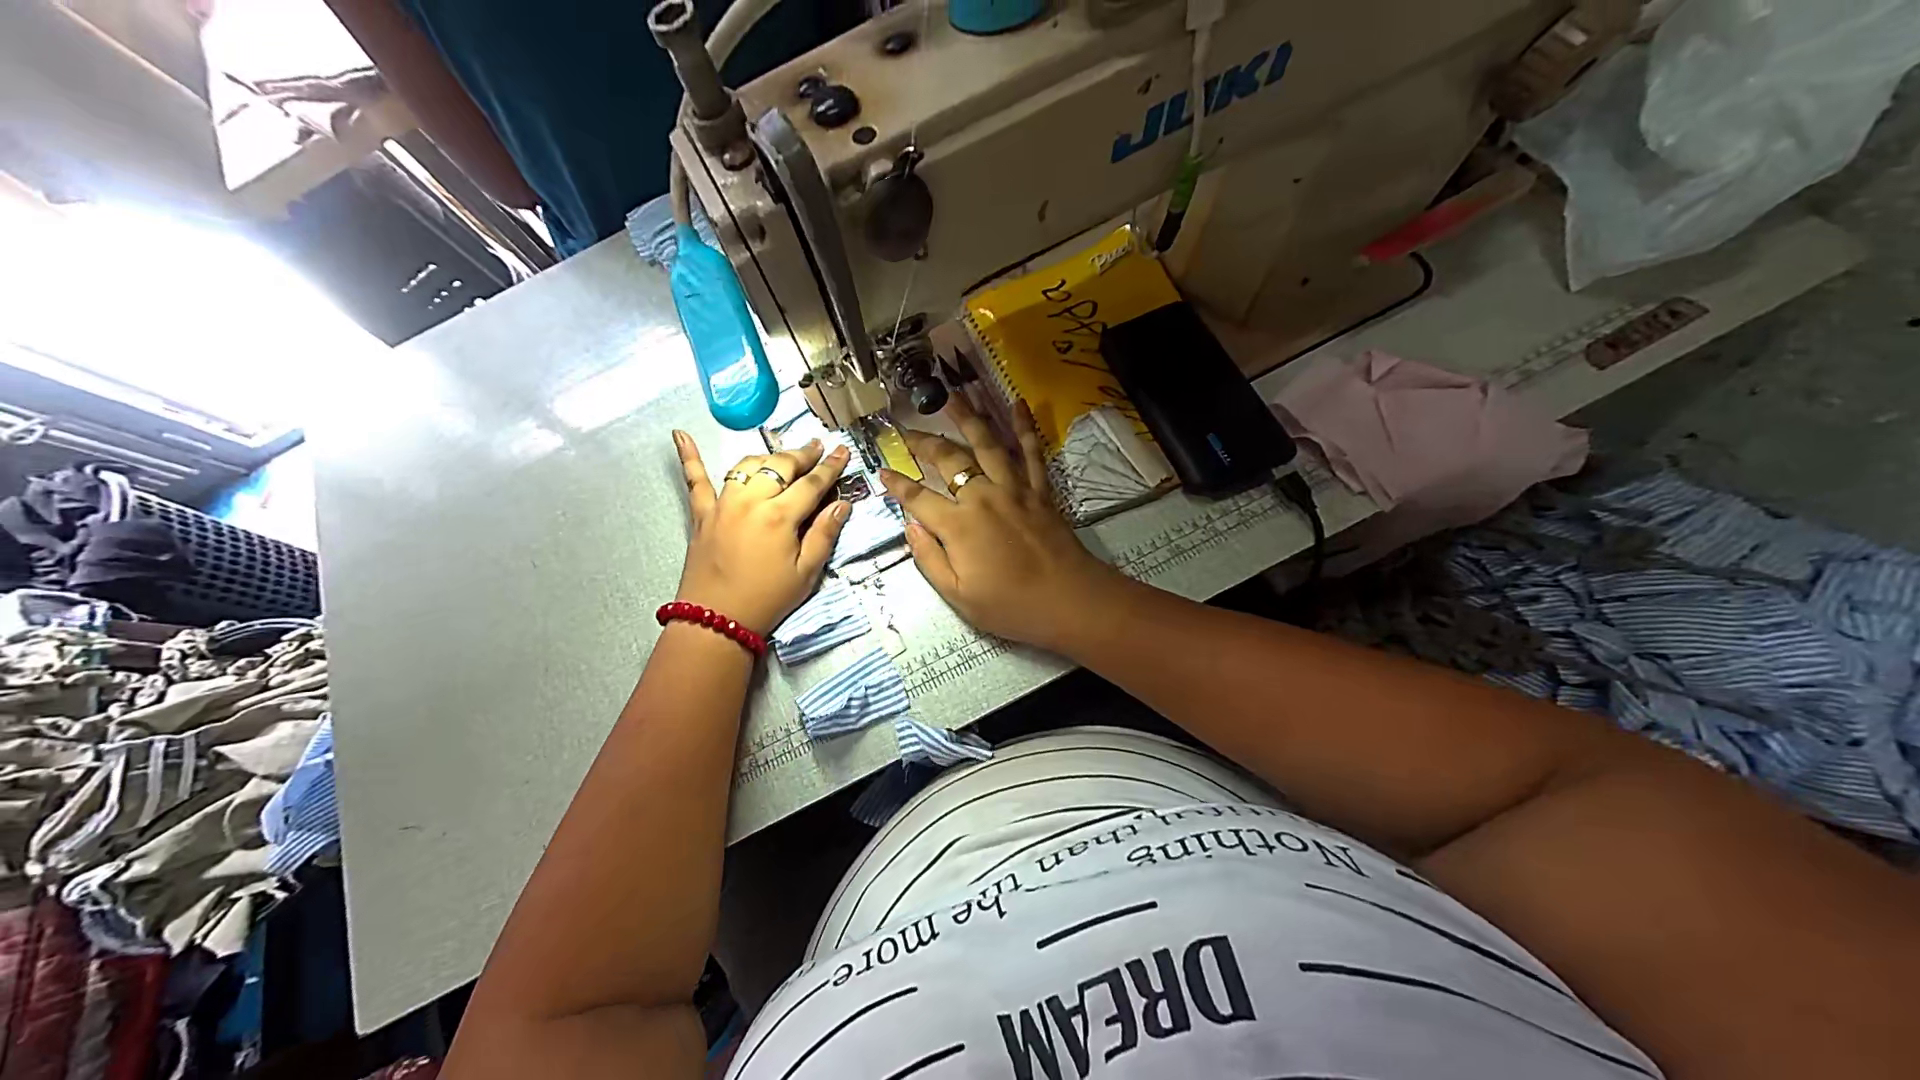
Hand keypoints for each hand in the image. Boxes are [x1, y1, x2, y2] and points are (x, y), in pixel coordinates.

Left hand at [673, 432, 851, 634]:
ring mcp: (723, 504)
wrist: (716, 620)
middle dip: (802, 454)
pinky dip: (689, 457)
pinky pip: (695, 480)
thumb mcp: (806, 573)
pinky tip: (680, 435)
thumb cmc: (767, 599)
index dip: (830, 466)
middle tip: (816, 447)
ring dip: (766, 457)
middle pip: (780, 465)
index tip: (842, 451)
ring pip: (746, 465)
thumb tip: (842, 504)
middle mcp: (751, 501)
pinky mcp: (702, 514)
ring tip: (780, 456)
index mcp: (780, 516)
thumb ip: (824, 534)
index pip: (812, 483)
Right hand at [879, 398, 1132, 653]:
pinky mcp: (1039, 490)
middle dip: (924, 443)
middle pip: (948, 460)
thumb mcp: (958, 596)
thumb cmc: (1010, 606)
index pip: (918, 497)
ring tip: (953, 396)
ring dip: (968, 418)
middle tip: (908, 431)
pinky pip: (1031, 452)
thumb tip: (909, 527)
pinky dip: (1024, 427)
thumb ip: (929, 559)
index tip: (882, 470)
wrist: (1068, 600)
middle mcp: (982, 497)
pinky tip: (1018, 404)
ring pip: (987, 444)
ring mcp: (1013, 489)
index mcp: (957, 525)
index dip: (897, 483)